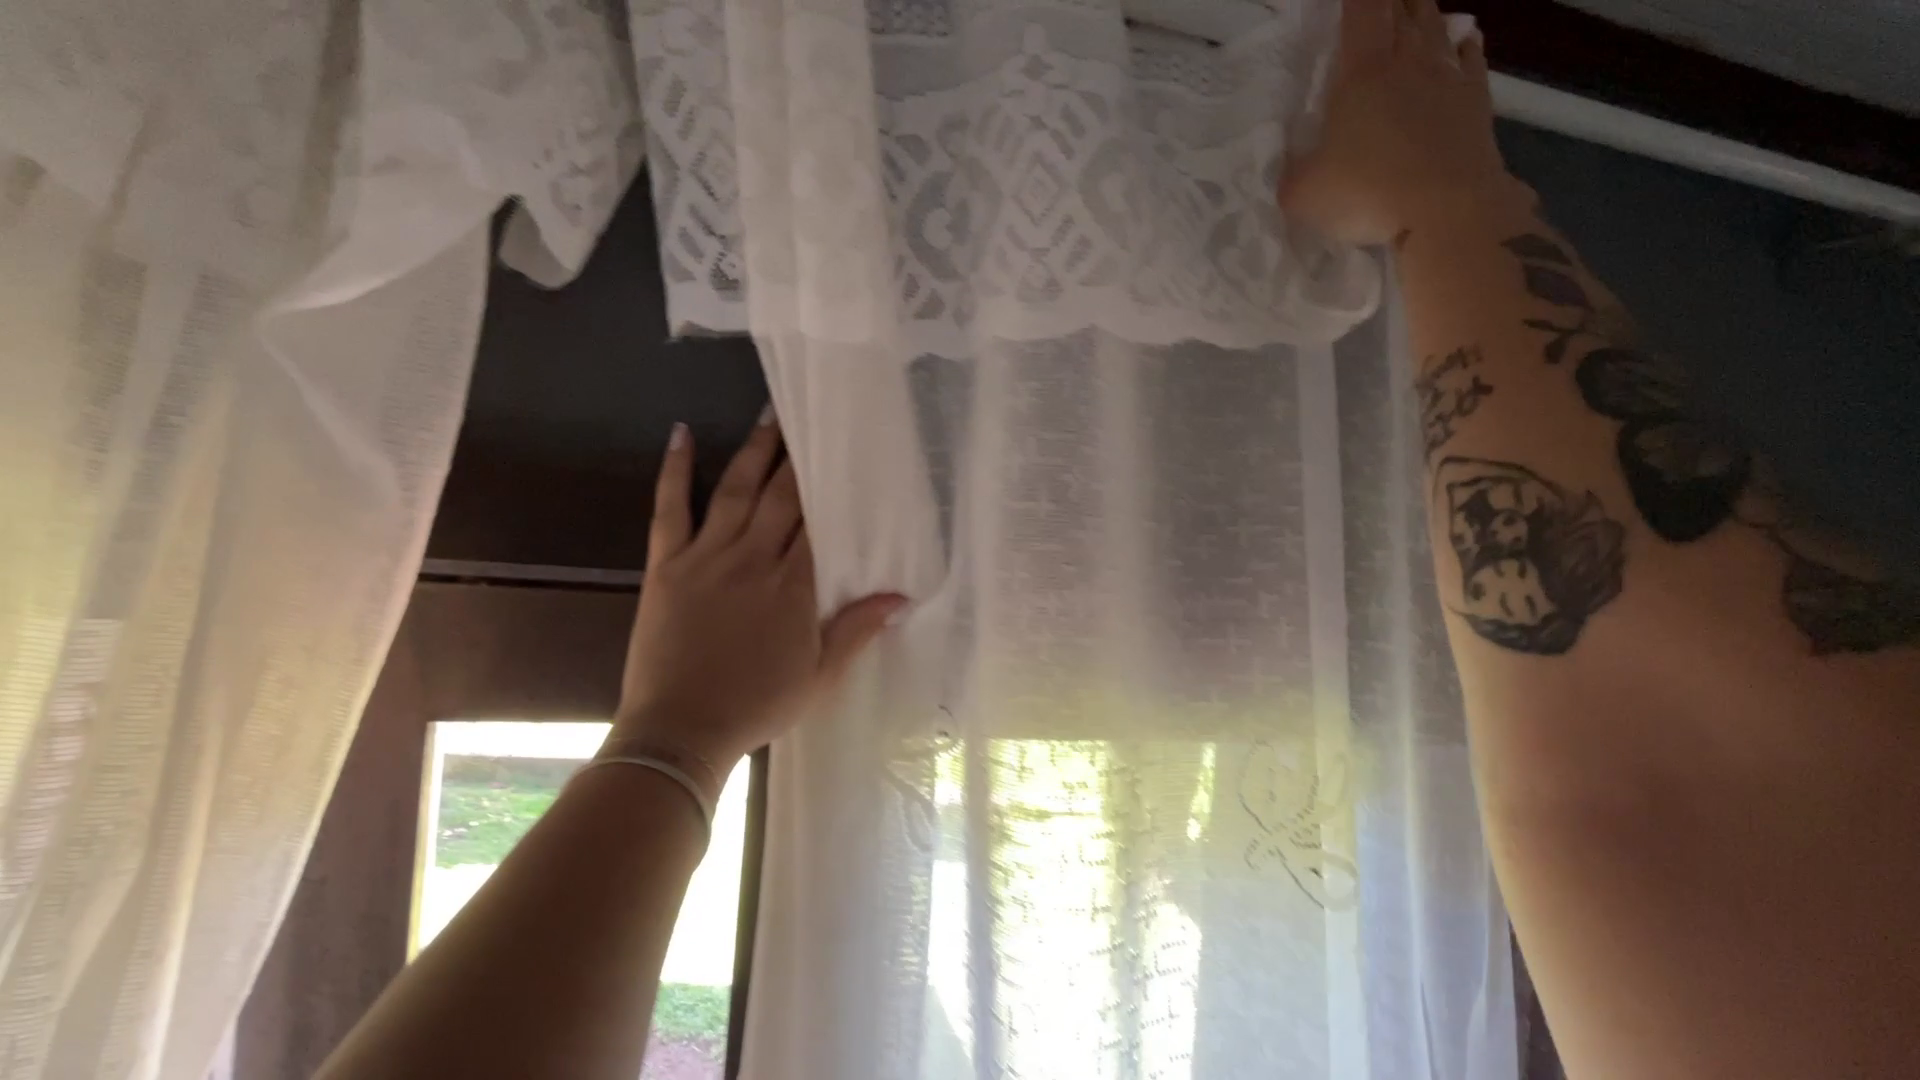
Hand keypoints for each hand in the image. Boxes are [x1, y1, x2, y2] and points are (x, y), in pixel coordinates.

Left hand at [612, 414, 907, 768]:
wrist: (680, 730)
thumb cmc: (756, 705)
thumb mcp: (820, 677)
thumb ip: (857, 631)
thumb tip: (901, 597)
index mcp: (793, 586)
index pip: (818, 522)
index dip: (832, 485)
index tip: (845, 452)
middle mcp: (754, 558)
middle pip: (782, 496)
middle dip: (799, 455)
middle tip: (812, 415)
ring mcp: (707, 556)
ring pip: (736, 490)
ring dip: (754, 449)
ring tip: (770, 413)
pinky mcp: (667, 564)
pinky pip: (671, 508)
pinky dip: (675, 471)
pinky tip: (681, 434)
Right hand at [1280, 0, 1521, 245]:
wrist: (1446, 210)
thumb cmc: (1366, 193)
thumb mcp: (1302, 193)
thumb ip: (1291, 173)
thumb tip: (1290, 167)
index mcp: (1361, 72)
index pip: (1361, 10)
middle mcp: (1407, 62)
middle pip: (1403, 8)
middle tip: (1380, 2)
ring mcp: (1447, 78)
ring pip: (1437, 26)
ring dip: (1424, 11)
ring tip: (1414, 5)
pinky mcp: (1476, 101)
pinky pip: (1471, 58)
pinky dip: (1464, 42)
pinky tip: (1464, 38)